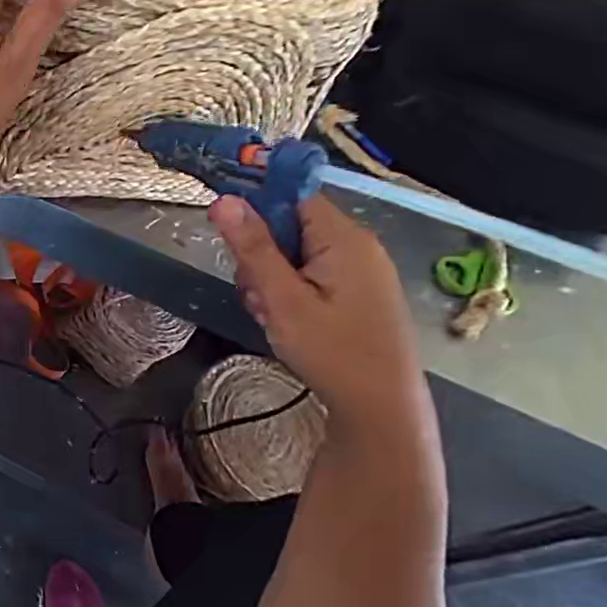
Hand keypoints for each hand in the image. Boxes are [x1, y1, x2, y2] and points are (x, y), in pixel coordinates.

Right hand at [209, 194, 426, 416]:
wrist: (382, 411)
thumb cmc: (332, 352)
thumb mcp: (282, 300)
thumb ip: (253, 248)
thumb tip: (225, 199)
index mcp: (344, 238)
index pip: (293, 195)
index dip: (257, 206)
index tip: (230, 233)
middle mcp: (357, 246)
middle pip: (292, 227)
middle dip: (262, 256)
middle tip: (257, 295)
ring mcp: (361, 272)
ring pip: (297, 255)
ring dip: (273, 279)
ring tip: (271, 316)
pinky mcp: (358, 294)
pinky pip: (313, 277)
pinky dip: (292, 293)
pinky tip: (286, 322)